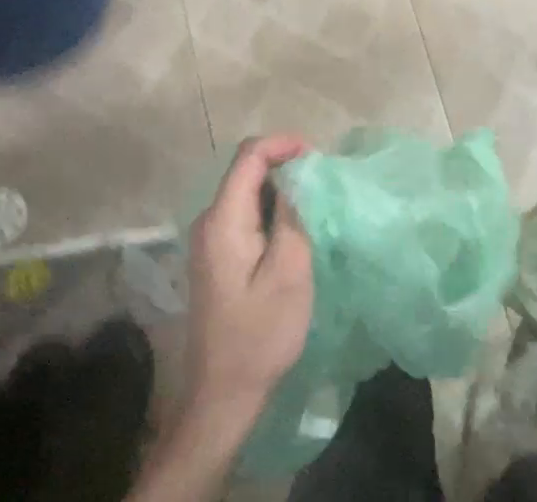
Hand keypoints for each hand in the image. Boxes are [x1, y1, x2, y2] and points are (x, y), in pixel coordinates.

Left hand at [183, 134, 313, 418]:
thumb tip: (299, 175)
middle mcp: (209, 222)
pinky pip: (246, 215)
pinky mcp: (218, 257)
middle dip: (287, 165)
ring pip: (248, 192)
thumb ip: (292, 216)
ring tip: (319, 206)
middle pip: (247, 170)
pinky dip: (272, 211)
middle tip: (327, 185)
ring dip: (282, 189)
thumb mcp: (289, 272)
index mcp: (223, 221)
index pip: (249, 156)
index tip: (321, 158)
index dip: (284, 144)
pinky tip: (296, 230)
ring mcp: (210, 241)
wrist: (224, 392)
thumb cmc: (261, 333)